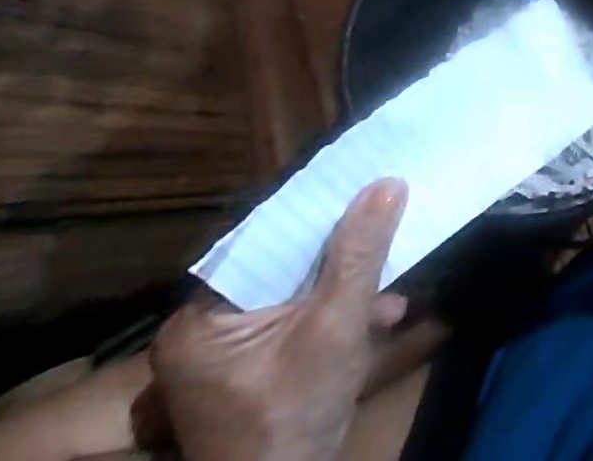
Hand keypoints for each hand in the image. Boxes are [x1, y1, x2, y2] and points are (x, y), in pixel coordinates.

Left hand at [150, 179, 407, 460]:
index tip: (364, 184)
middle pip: (285, 264)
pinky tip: (381, 316)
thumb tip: (387, 184)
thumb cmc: (297, 408)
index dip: (317, 212)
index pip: (263, 242)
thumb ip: (359, 253)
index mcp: (202, 318)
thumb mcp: (337, 325)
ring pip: (300, 289)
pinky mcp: (257, 361)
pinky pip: (303, 313)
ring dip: (352, 286)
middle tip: (388, 224)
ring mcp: (231, 348)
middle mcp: (206, 327)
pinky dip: (342, 311)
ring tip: (390, 294)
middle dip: (345, 254)